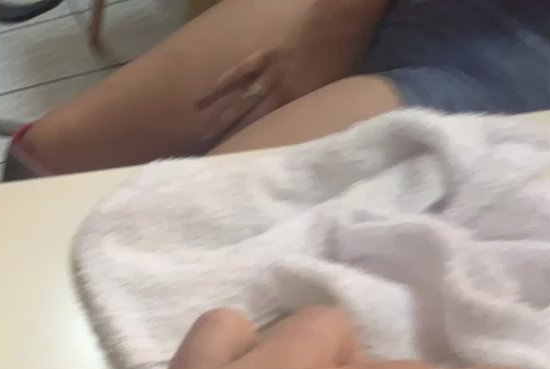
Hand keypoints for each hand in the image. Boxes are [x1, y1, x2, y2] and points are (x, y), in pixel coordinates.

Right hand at [194, 0, 385, 149]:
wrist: (346, 13)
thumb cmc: (352, 46)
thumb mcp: (341, 84)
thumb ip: (323, 105)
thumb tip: (317, 128)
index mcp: (300, 99)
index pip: (275, 132)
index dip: (257, 150)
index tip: (241, 171)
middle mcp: (279, 91)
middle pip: (250, 122)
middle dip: (231, 143)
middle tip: (212, 164)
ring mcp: (269, 73)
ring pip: (239, 103)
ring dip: (219, 123)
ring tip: (201, 142)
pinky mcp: (263, 56)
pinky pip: (236, 75)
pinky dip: (217, 88)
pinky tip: (198, 102)